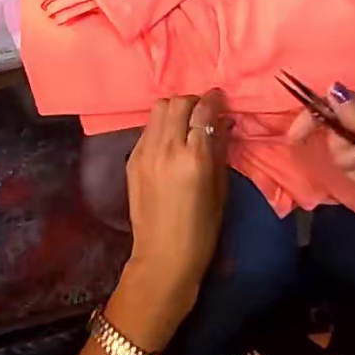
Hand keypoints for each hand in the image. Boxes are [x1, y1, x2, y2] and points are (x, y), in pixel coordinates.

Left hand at [109, 90, 227, 349]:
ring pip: (158, 110)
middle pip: (177, 103)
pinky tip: (170, 140)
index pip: (202, 111)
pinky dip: (161, 126)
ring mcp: (144, 152)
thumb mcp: (220, 189)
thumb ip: (220, 149)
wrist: (162, 256)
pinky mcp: (131, 159)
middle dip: (193, 101)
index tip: (220, 98)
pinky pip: (147, 129)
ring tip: (185, 122)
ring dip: (174, 109)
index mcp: (194, 157)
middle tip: (203, 111)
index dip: (213, 99)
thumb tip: (223, 122)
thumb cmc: (202, 229)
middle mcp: (166, 148)